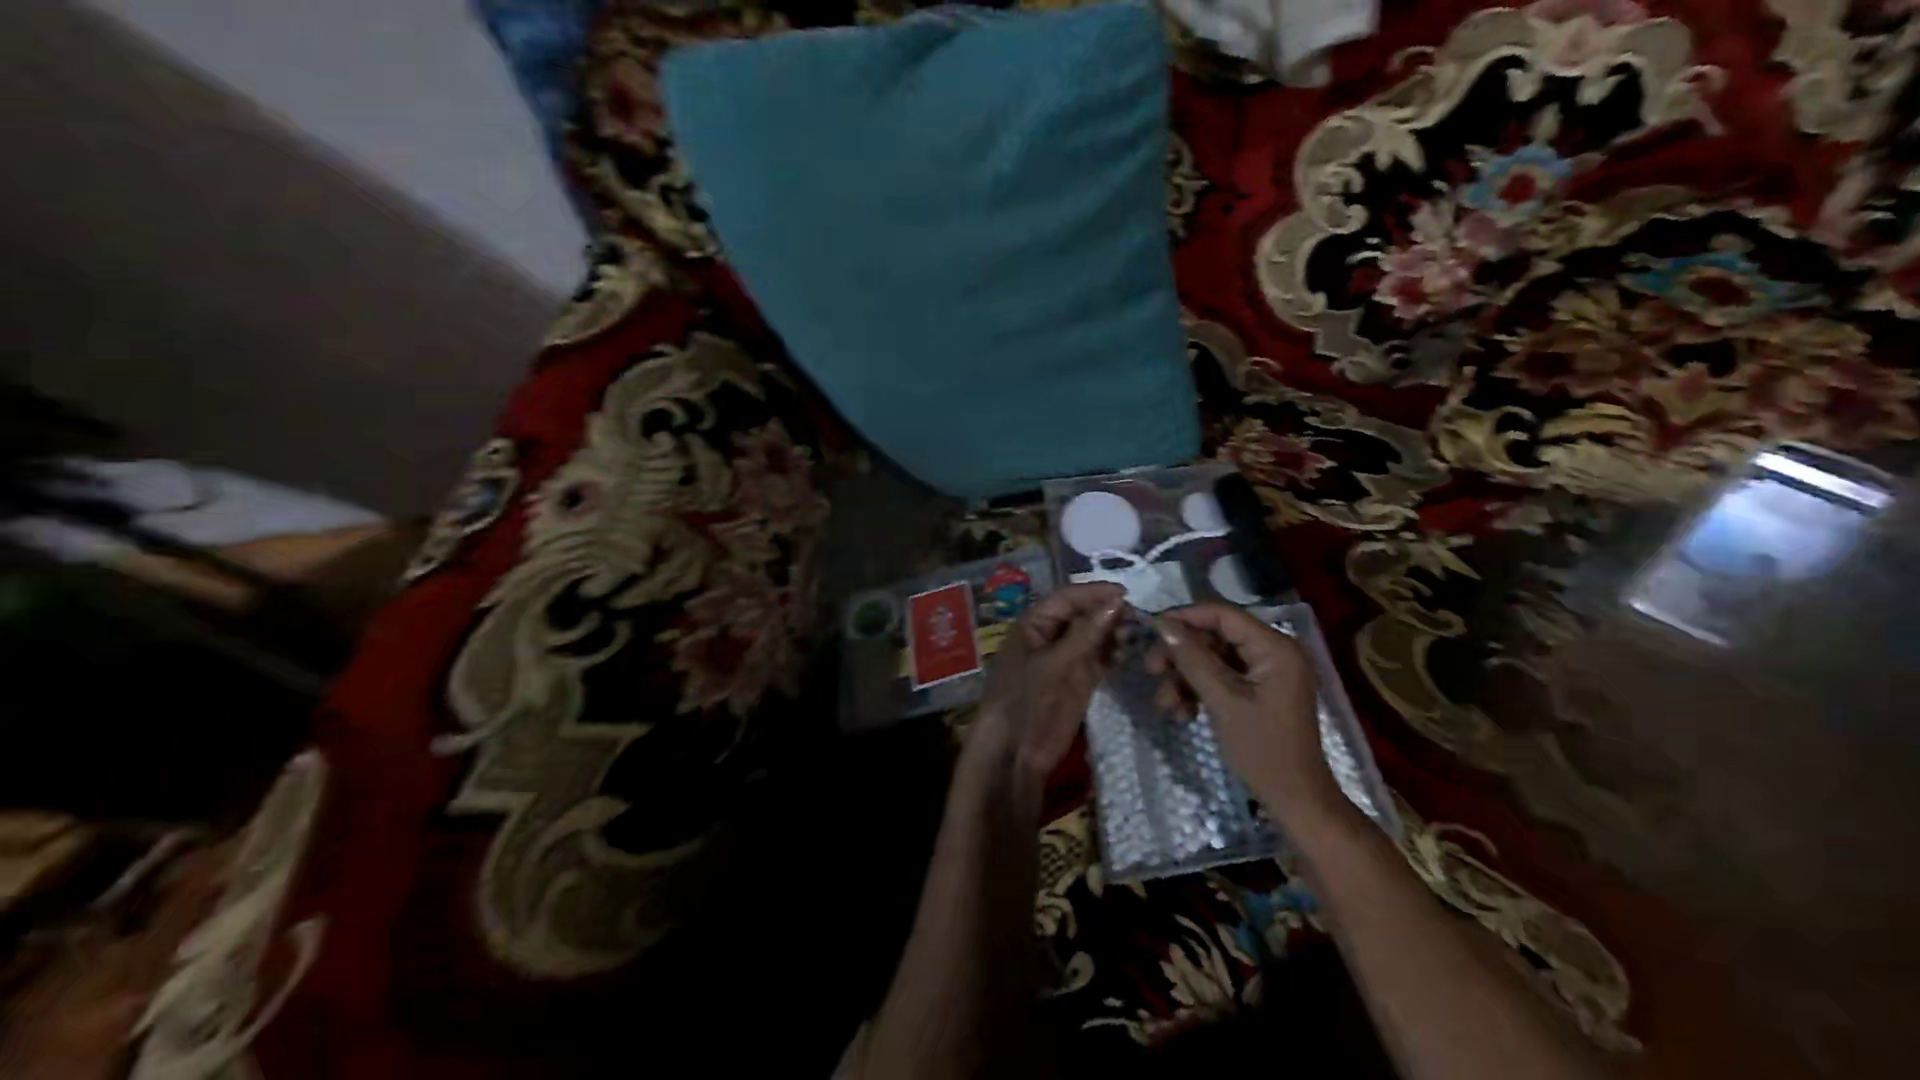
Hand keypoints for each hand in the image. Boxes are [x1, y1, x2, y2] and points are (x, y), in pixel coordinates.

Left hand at [970, 582, 1124, 783]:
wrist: (1015, 751)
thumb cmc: (1024, 699)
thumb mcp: (1054, 663)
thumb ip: (1086, 634)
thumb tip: (1118, 602)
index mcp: (1032, 624)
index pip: (1067, 598)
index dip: (1094, 593)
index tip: (1126, 593)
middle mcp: (1049, 636)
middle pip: (1082, 615)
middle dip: (1107, 612)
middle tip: (1139, 615)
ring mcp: (1065, 659)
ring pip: (1093, 636)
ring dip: (1113, 632)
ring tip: (1137, 632)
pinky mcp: (1079, 680)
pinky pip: (1099, 658)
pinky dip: (1114, 652)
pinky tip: (1130, 649)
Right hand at [1148, 603, 1343, 825]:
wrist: (1295, 800)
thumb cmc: (1263, 750)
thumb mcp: (1223, 701)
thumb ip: (1193, 659)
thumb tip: (1162, 625)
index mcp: (1275, 648)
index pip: (1223, 615)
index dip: (1185, 618)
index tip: (1150, 630)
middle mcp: (1273, 653)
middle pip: (1215, 637)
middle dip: (1181, 654)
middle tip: (1151, 670)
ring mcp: (1266, 673)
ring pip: (1213, 659)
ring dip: (1185, 678)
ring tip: (1166, 705)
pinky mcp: (1258, 692)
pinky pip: (1221, 679)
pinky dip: (1199, 692)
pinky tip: (1183, 714)